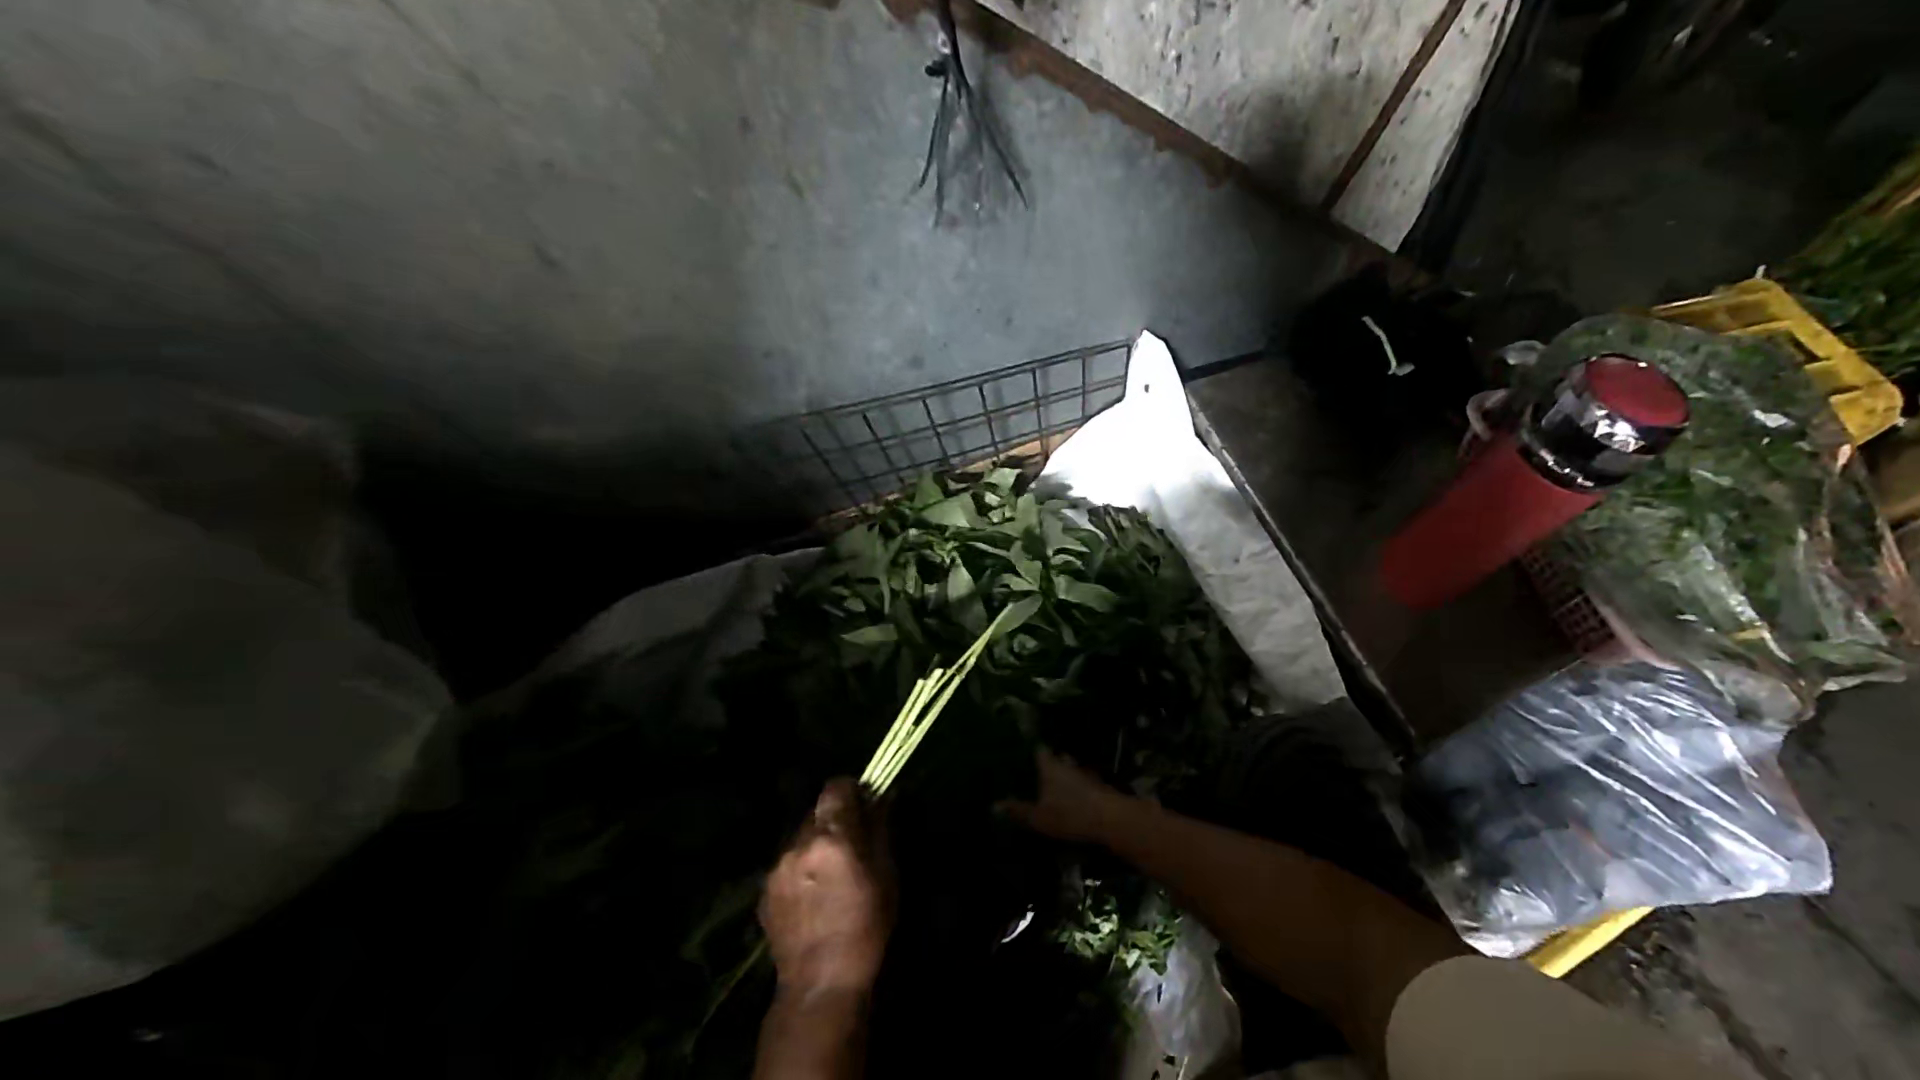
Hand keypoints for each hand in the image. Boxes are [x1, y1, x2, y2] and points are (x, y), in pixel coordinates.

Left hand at [760, 779, 892, 996]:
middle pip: (817, 811)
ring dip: (816, 844)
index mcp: (832, 835)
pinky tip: (812, 897)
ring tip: (830, 876)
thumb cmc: (865, 927)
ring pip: (800, 837)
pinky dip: (801, 868)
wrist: (820, 983)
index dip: (852, 791)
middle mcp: (799, 842)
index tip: (863, 806)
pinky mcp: (764, 890)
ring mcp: (777, 867)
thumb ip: (880, 829)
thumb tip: (882, 797)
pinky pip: (787, 863)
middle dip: (834, 820)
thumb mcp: (886, 874)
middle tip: (851, 844)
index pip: (836, 786)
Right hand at [996, 750, 1134, 843]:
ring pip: (1072, 770)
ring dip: (1066, 776)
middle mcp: (1068, 764)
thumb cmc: (1070, 814)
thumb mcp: (1039, 816)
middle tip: (1038, 771)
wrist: (1112, 820)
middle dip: (1050, 763)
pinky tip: (1074, 798)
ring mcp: (1086, 774)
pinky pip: (1084, 783)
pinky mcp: (1100, 787)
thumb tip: (994, 804)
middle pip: (1058, 758)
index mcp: (1050, 766)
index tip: (1023, 752)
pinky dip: (1078, 788)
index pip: (1039, 750)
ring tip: (1056, 785)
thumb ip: (1018, 810)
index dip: (1031, 750)